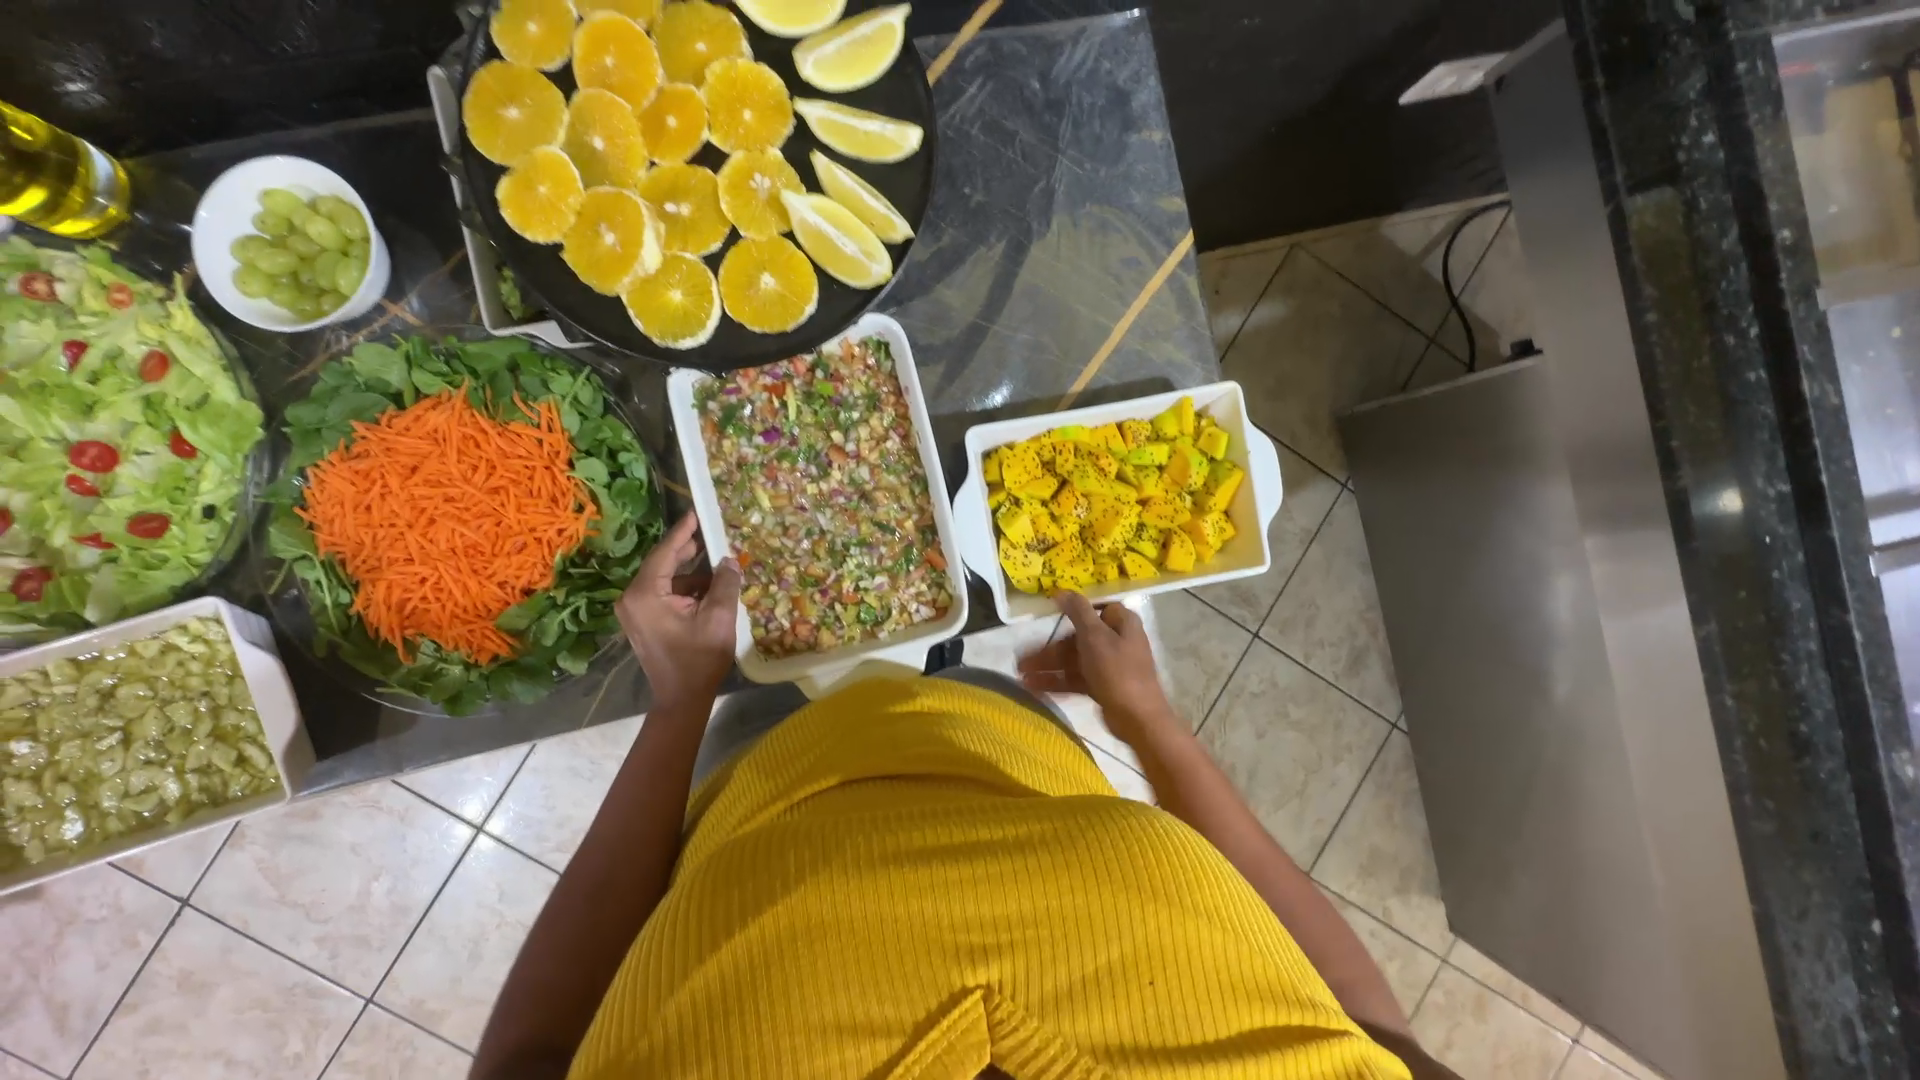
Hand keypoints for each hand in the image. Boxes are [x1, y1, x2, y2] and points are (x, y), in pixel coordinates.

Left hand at [616, 512, 740, 712]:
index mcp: (645, 594)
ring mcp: (636, 611)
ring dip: (691, 574)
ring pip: (666, 580)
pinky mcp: (644, 621)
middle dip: (688, 550)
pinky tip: (710, 588)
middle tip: (711, 532)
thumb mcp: (719, 618)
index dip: (683, 532)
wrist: (681, 699)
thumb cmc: (699, 660)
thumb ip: (725, 584)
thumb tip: (728, 560)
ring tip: (719, 563)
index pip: (665, 553)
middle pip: (663, 564)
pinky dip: (686, 590)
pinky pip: (665, 595)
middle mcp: (633, 598)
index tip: (695, 512)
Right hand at [1018, 591, 1182, 746]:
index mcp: (1121, 622)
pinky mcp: (1102, 686)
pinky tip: (1033, 686)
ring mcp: (1109, 665)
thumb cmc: (1117, 670)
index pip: (1094, 609)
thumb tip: (1061, 590)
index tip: (1048, 616)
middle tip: (1022, 658)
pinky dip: (1057, 680)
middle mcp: (1116, 640)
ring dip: (1048, 666)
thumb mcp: (1095, 636)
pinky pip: (1076, 678)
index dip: (1071, 612)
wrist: (1137, 718)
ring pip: (1074, 660)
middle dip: (1049, 648)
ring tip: (1021, 674)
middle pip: (1077, 638)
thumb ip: (1077, 611)